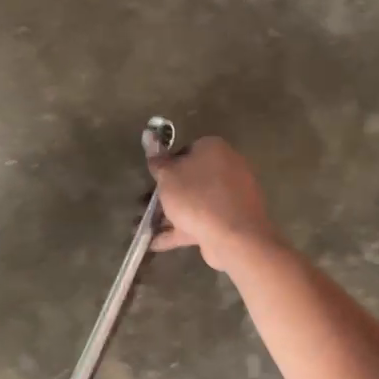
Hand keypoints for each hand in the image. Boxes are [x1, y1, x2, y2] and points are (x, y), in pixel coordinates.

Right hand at [149, 137, 280, 271]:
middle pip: (189, 179)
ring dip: (169, 215)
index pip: (184, 152)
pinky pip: (202, 221)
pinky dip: (181, 230)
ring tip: (145, 228)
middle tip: (145, 207)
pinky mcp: (231, 220)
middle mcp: (227, 167)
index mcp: (213, 149)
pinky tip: (157, 243)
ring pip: (194, 202)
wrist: (234, 236)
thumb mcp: (168, 176)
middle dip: (165, 195)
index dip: (165, 168)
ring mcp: (231, 196)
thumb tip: (149, 134)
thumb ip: (157, 160)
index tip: (153, 183)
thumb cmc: (196, 197)